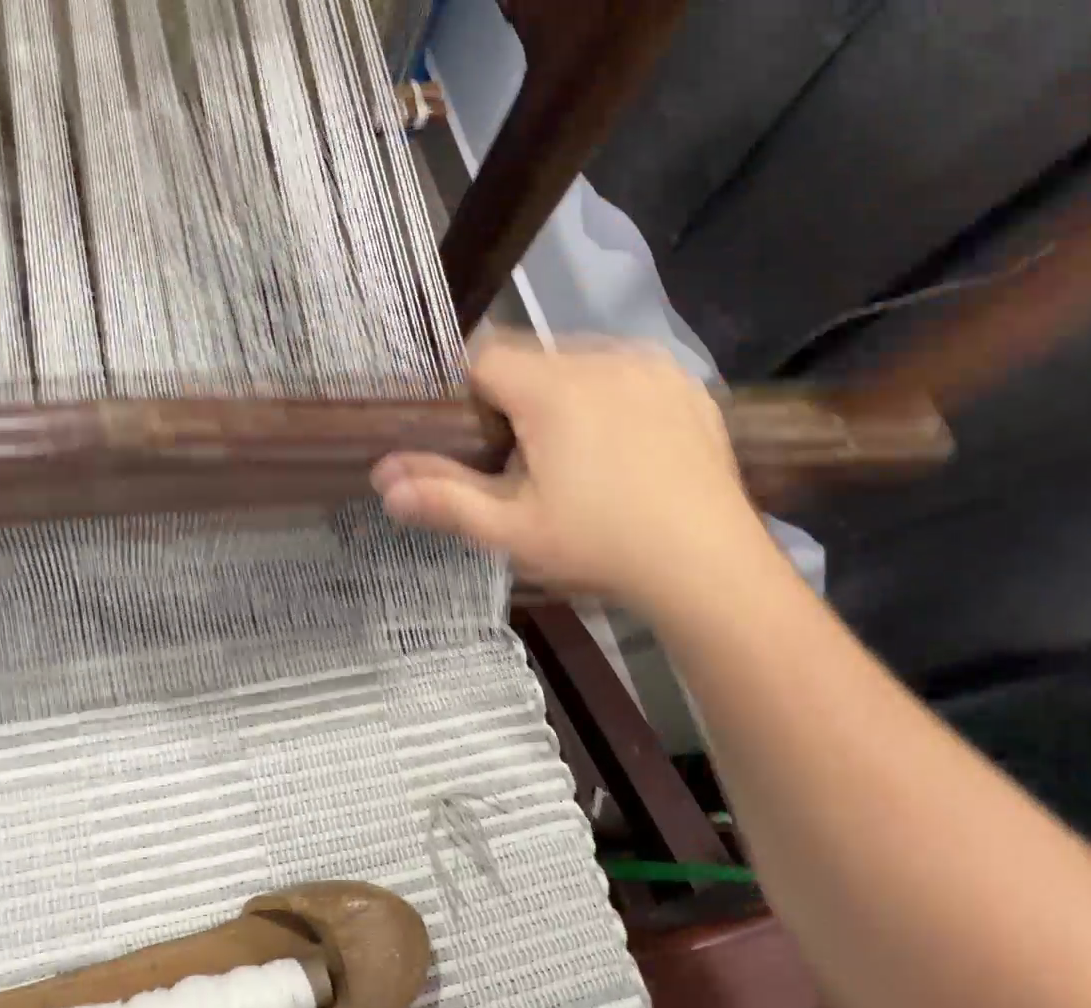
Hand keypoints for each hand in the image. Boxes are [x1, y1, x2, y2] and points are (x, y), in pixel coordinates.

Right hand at [370, 333, 774, 612]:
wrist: (709, 566)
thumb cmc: (601, 546)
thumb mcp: (512, 530)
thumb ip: (444, 499)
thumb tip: (382, 479)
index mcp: (553, 389)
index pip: (484, 357)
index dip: (468, 394)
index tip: (476, 440)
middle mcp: (603, 359)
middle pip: (532, 357)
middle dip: (515, 398)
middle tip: (523, 460)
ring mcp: (653, 368)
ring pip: (579, 362)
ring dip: (561, 394)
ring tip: (574, 456)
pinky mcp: (686, 384)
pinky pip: (627, 371)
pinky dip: (610, 396)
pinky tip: (621, 447)